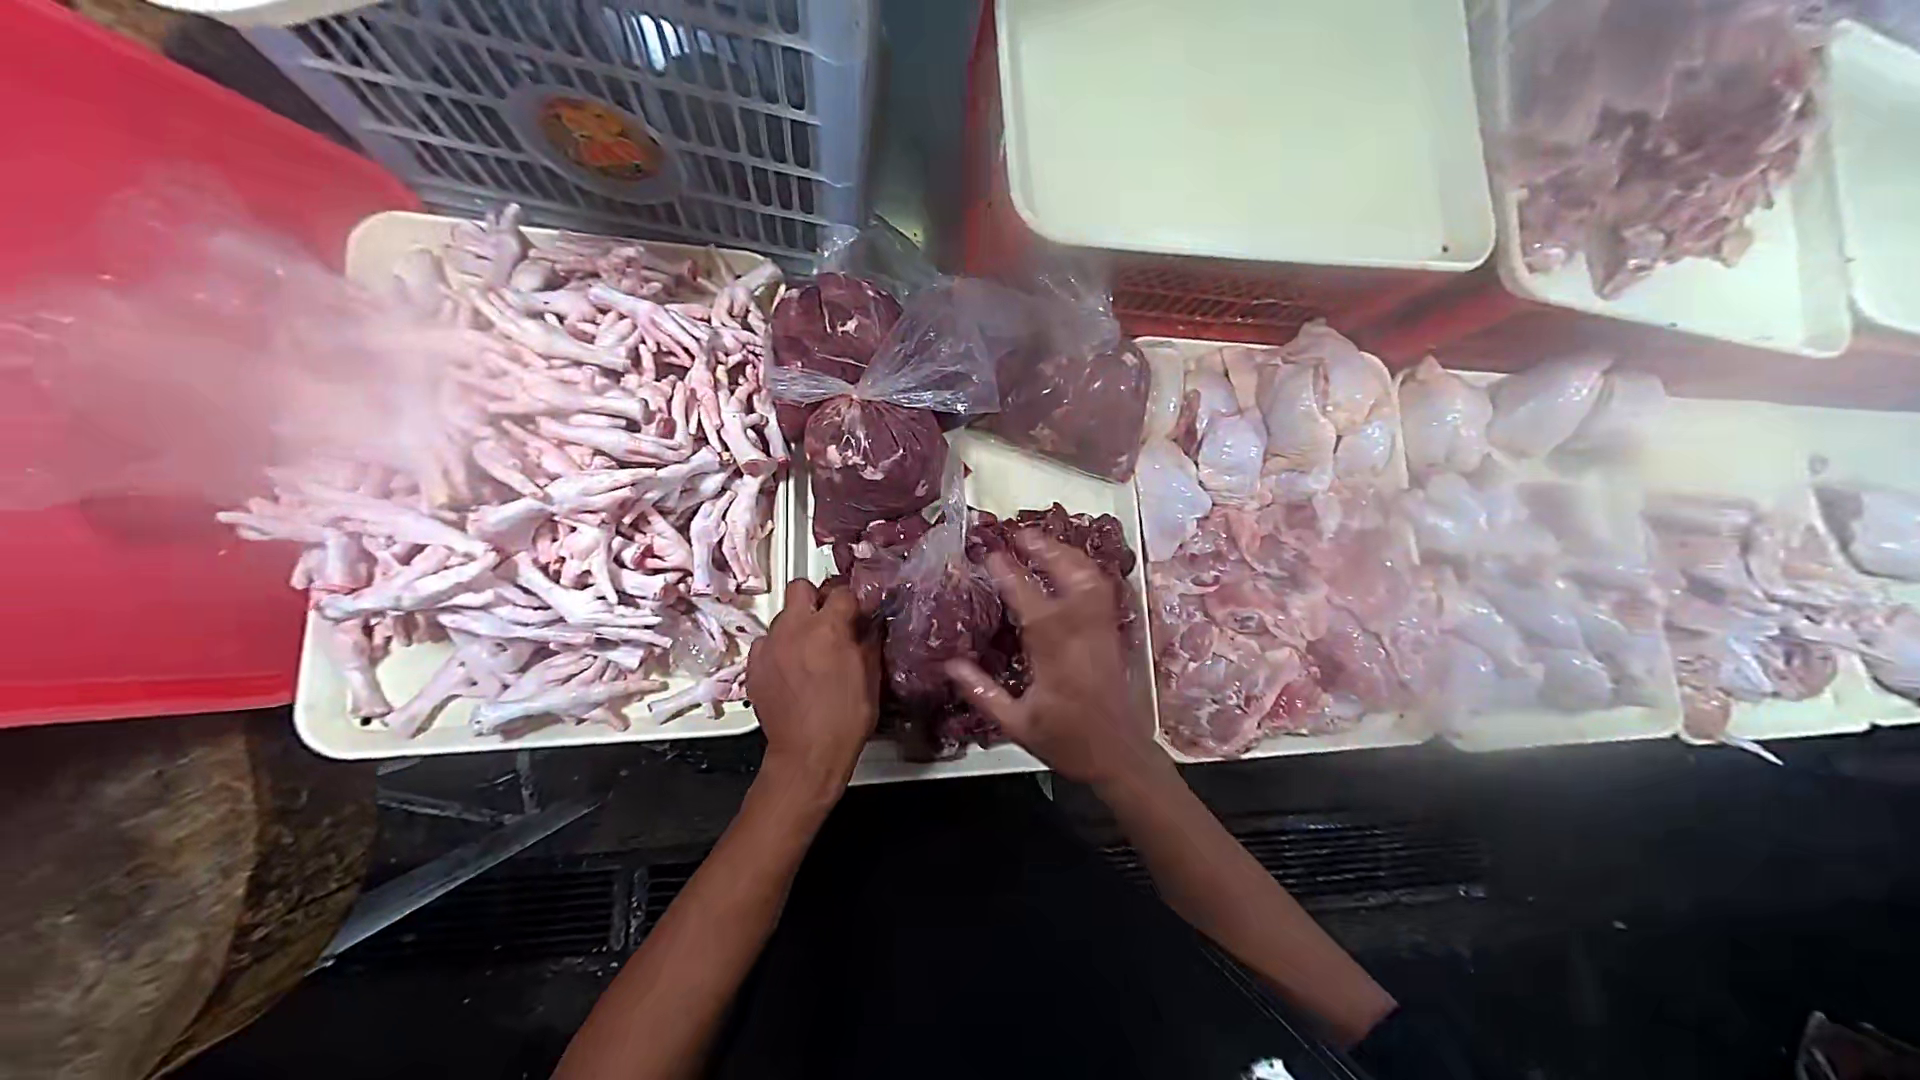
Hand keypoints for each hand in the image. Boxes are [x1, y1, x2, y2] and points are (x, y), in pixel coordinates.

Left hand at [747, 579, 879, 793]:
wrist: (808, 754)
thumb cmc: (846, 718)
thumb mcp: (871, 676)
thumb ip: (869, 640)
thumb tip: (870, 623)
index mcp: (829, 627)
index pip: (841, 592)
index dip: (851, 601)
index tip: (856, 613)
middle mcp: (794, 628)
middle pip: (800, 587)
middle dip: (815, 598)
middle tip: (827, 620)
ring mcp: (769, 646)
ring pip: (782, 616)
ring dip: (796, 625)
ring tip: (808, 650)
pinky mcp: (753, 665)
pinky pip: (765, 643)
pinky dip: (778, 648)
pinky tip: (790, 668)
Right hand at [945, 531, 1164, 788]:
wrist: (1120, 756)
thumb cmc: (1067, 742)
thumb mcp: (1016, 724)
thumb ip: (981, 692)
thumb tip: (950, 664)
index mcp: (1055, 654)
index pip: (1030, 601)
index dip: (1009, 573)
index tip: (989, 553)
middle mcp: (1083, 633)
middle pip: (1069, 577)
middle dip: (1044, 549)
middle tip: (1019, 533)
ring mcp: (1103, 630)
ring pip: (1091, 578)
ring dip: (1067, 554)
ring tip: (1042, 541)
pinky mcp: (1113, 633)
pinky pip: (1102, 590)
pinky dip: (1085, 569)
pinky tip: (1069, 566)